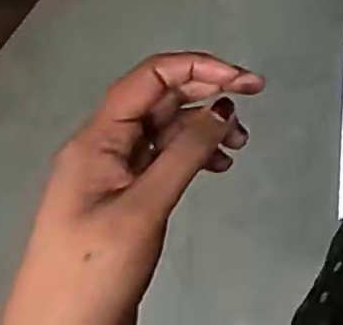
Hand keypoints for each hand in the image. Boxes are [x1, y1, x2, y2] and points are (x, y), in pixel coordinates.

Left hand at [2, 52, 263, 324]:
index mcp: (97, 140)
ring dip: (207, 125)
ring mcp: (114, 171)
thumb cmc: (89, 275)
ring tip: (238, 141)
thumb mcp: (143, 208)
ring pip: (169, 126)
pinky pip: (167, 155)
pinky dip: (197, 152)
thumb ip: (186, 152)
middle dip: (208, 89)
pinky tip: (218, 164)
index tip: (238, 78)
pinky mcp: (126, 195)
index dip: (197, 66)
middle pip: (162, 96)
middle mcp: (104, 147)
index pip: (151, 77)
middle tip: (253, 92)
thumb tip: (224, 108)